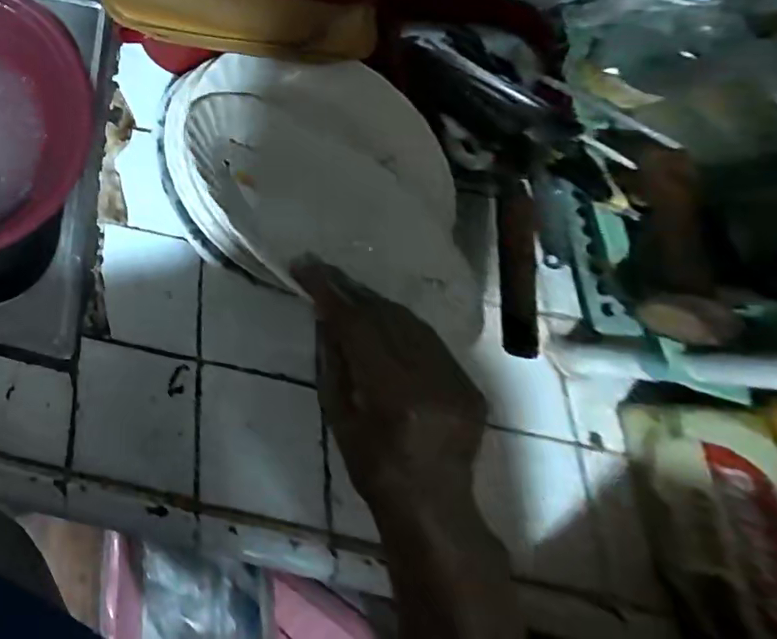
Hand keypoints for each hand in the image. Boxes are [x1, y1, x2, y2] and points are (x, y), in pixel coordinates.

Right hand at [295, 255, 486, 508]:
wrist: (434, 509)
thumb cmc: (371, 466)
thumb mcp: (337, 411)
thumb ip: (334, 357)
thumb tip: (325, 312)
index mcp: (395, 395)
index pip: (358, 326)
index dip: (329, 292)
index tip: (305, 267)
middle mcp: (433, 382)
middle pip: (387, 317)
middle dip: (350, 290)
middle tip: (320, 268)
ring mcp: (458, 383)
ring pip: (411, 323)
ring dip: (374, 301)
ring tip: (344, 286)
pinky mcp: (471, 386)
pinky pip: (429, 341)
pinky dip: (399, 324)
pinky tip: (377, 315)